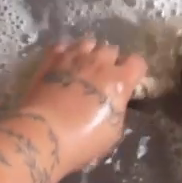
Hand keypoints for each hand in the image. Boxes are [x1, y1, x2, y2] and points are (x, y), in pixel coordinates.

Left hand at [17, 39, 146, 173]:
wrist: (44, 134)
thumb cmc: (83, 141)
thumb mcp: (113, 131)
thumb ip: (118, 108)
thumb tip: (115, 99)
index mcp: (119, 80)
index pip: (138, 62)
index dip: (135, 71)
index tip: (130, 82)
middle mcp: (99, 62)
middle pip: (112, 50)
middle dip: (111, 62)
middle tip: (103, 79)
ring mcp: (74, 56)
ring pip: (88, 42)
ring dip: (90, 53)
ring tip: (83, 67)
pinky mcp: (52, 58)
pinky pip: (64, 45)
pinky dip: (67, 52)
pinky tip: (64, 63)